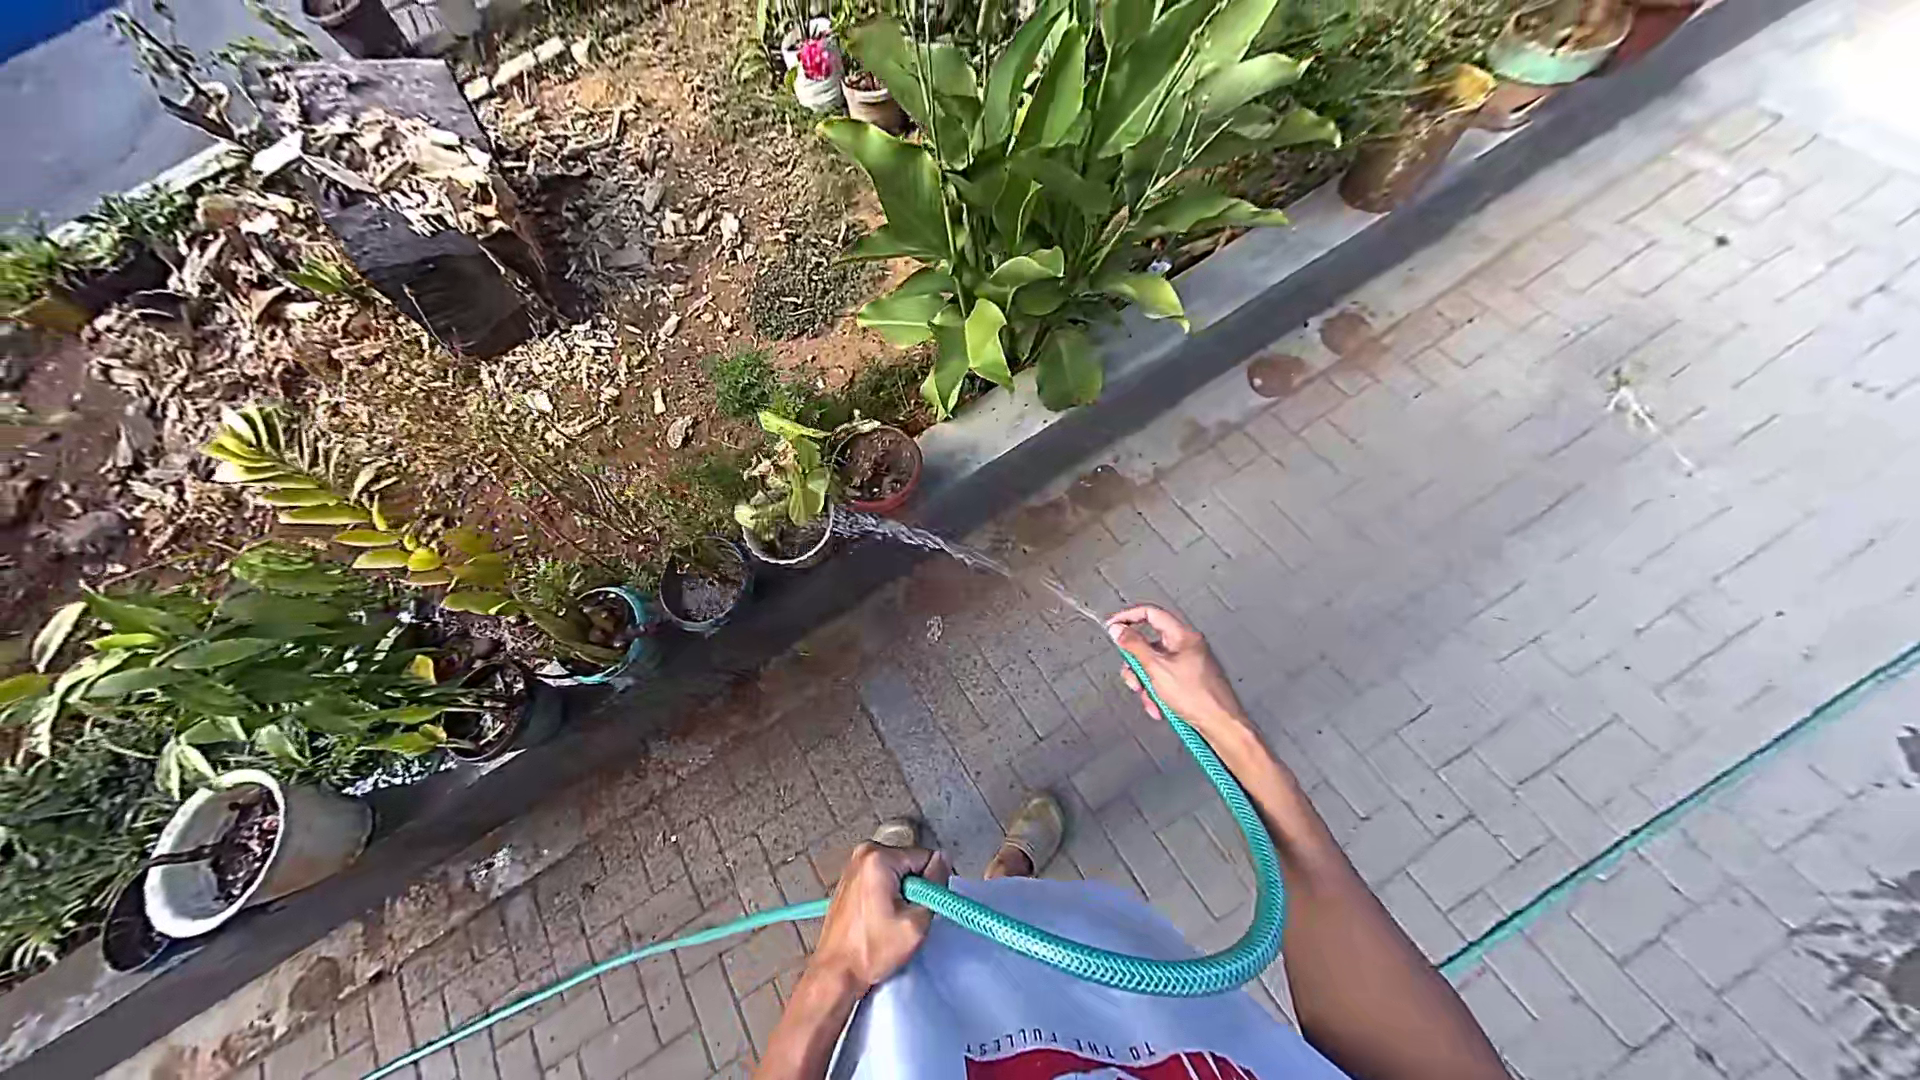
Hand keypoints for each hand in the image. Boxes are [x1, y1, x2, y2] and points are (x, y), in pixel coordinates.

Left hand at [810, 842, 951, 991]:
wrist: (834, 974)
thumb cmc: (870, 952)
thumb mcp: (916, 923)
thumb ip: (935, 885)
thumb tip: (943, 859)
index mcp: (878, 857)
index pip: (925, 857)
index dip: (930, 885)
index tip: (919, 908)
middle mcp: (864, 852)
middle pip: (910, 863)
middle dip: (913, 889)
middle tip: (903, 918)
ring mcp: (854, 865)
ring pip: (897, 872)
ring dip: (900, 894)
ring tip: (888, 920)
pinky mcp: (850, 878)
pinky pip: (882, 878)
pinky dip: (886, 895)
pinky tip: (877, 919)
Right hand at [1106, 604, 1251, 739]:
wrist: (1220, 724)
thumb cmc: (1197, 697)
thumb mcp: (1156, 668)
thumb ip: (1134, 646)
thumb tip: (1118, 629)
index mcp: (1182, 636)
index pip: (1150, 614)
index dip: (1128, 617)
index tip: (1113, 627)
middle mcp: (1186, 645)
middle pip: (1149, 644)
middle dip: (1137, 665)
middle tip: (1134, 679)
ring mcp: (1188, 663)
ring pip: (1153, 665)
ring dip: (1146, 684)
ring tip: (1151, 699)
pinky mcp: (1188, 679)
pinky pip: (1163, 679)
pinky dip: (1156, 692)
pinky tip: (1159, 707)